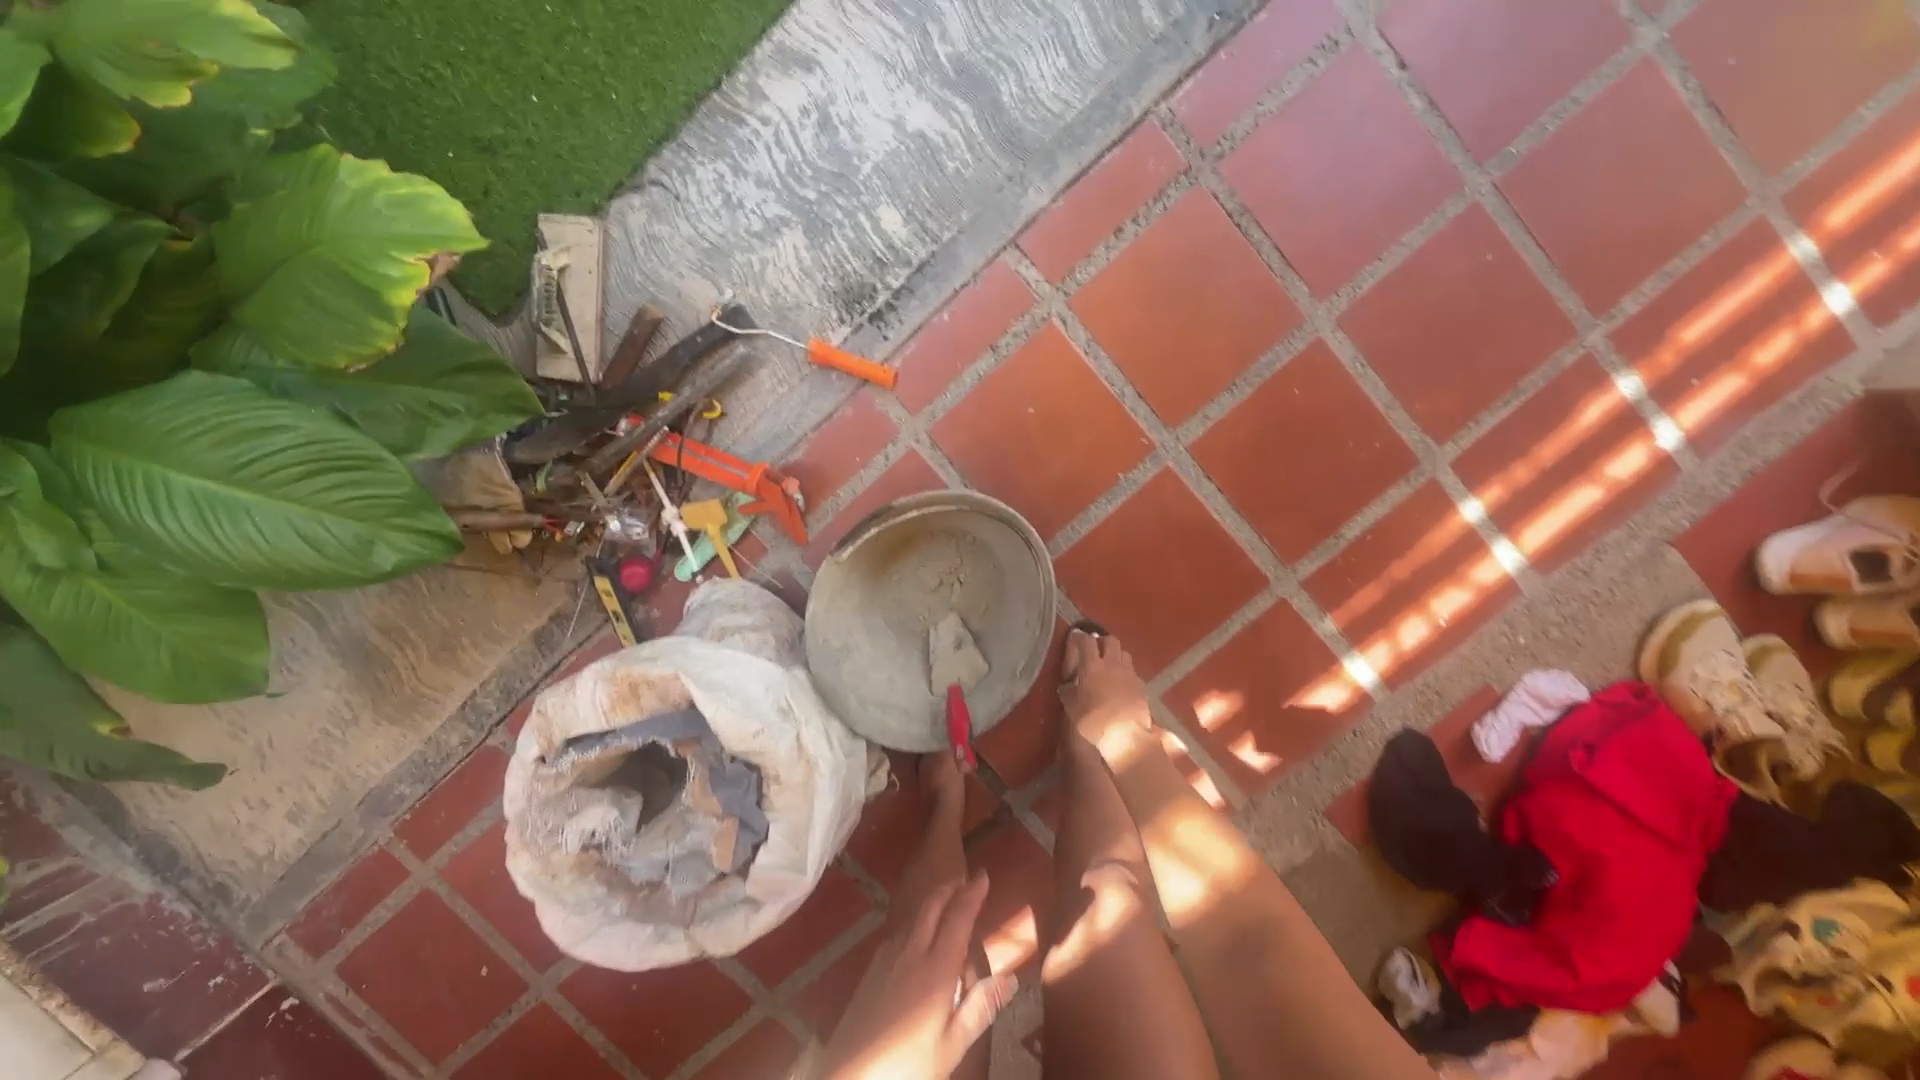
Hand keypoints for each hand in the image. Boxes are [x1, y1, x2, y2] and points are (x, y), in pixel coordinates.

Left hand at [819, 871, 1017, 1078]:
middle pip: (931, 907)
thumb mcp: (951, 1047)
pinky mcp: (869, 973)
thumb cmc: (907, 1067)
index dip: (972, 894)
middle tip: (966, 880)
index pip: (957, 919)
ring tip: (947, 905)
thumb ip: (978, 1009)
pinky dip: (915, 924)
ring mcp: (885, 961)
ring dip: (932, 904)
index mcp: (935, 970)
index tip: (983, 875)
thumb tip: (1010, 979)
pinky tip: (917, 940)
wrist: (849, 1079)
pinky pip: (898, 935)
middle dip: (949, 888)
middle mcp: (910, 955)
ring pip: (913, 919)